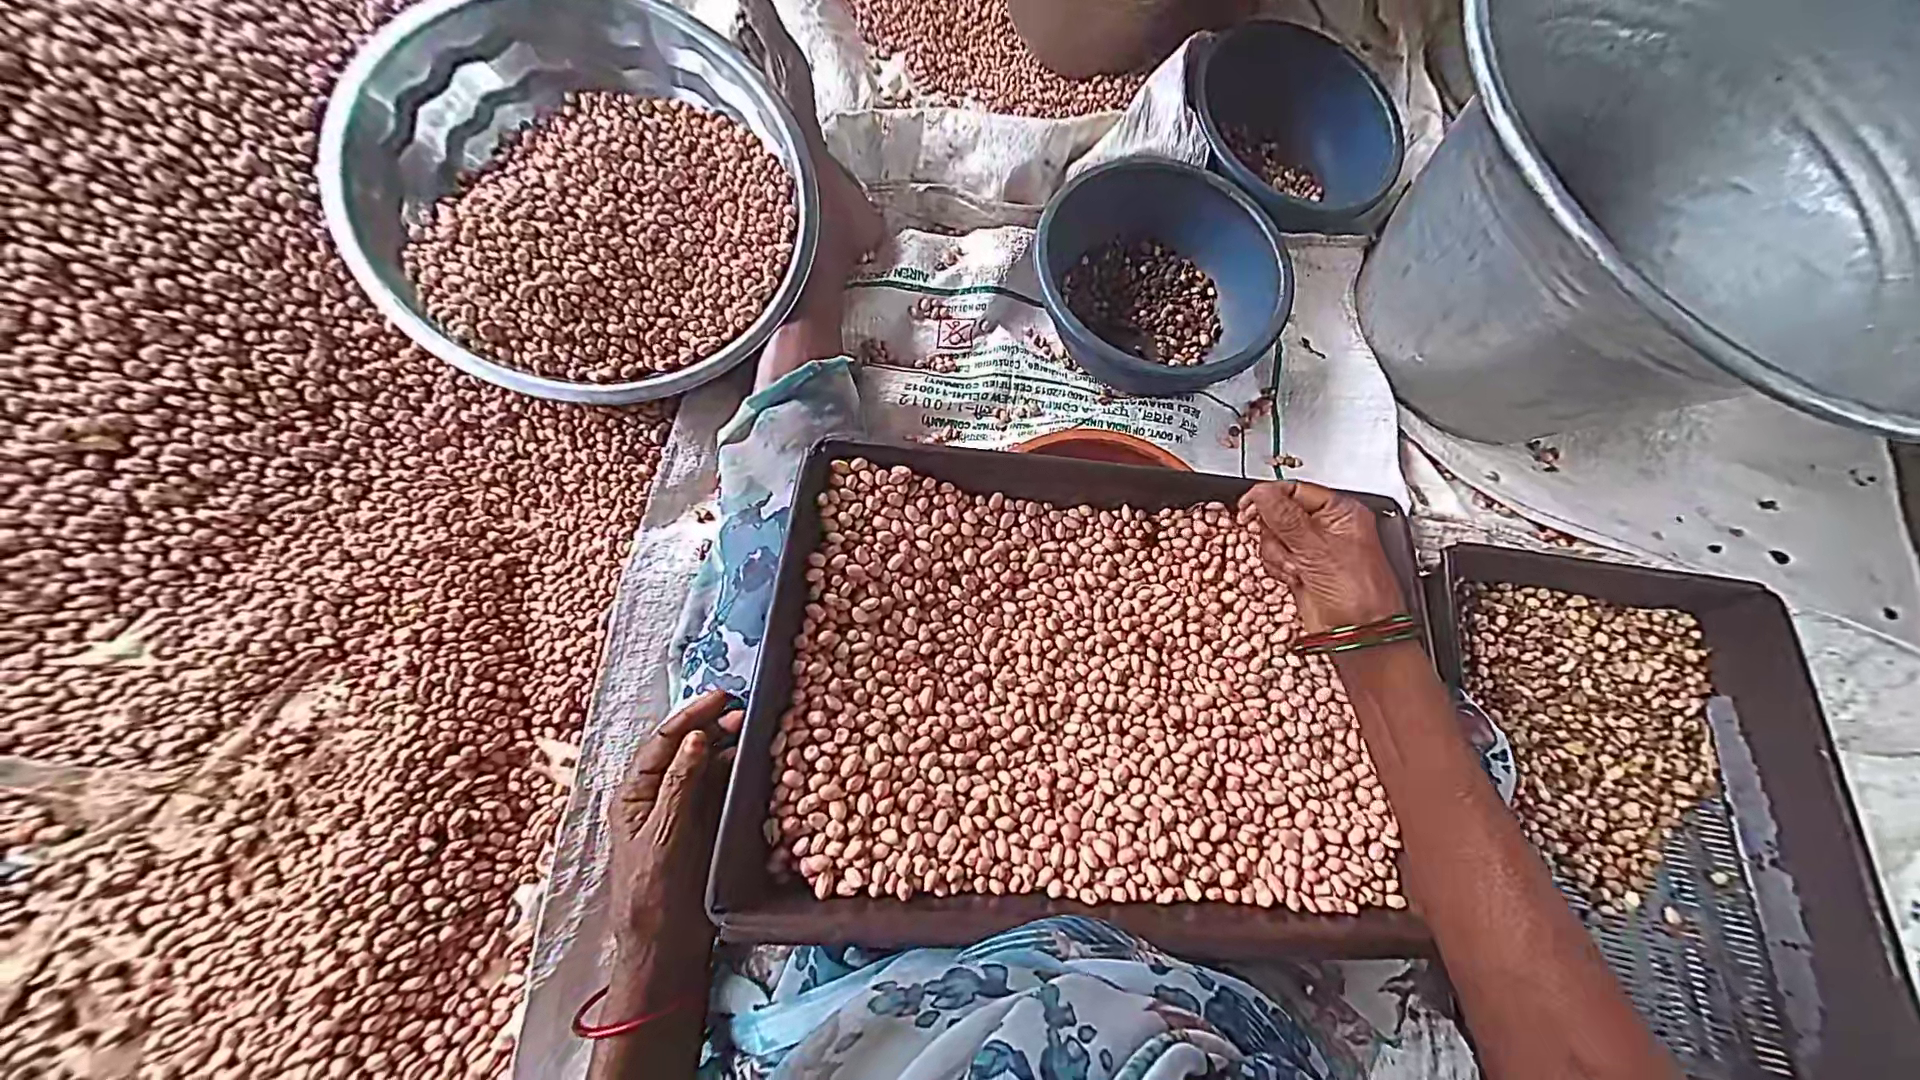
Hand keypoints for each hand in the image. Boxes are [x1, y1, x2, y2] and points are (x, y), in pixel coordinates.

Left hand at [606, 690, 741, 958]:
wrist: (669, 946)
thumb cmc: (653, 894)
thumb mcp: (662, 836)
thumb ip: (679, 785)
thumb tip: (695, 737)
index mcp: (636, 794)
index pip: (662, 742)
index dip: (691, 716)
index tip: (721, 697)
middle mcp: (661, 793)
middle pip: (688, 747)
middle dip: (714, 724)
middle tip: (744, 708)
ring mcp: (687, 805)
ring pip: (709, 762)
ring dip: (729, 742)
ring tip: (752, 725)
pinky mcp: (709, 819)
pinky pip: (724, 784)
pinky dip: (738, 766)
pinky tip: (754, 755)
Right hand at [1238, 480, 1406, 632]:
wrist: (1357, 636)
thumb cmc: (1359, 595)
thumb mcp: (1317, 550)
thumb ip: (1285, 518)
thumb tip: (1261, 493)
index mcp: (1340, 512)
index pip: (1294, 490)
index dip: (1269, 497)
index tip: (1248, 506)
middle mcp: (1325, 527)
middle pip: (1277, 513)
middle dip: (1276, 534)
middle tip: (1286, 546)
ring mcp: (1310, 548)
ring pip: (1271, 536)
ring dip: (1277, 555)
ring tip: (1297, 568)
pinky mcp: (1299, 567)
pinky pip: (1272, 556)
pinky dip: (1276, 567)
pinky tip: (1294, 577)